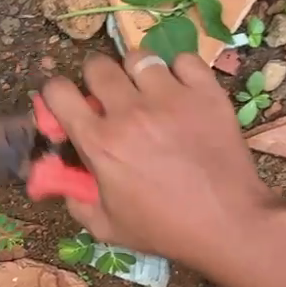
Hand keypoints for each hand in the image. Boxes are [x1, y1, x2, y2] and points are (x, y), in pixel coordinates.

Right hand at [42, 51, 285, 271]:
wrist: (229, 223)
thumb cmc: (163, 228)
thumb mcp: (105, 226)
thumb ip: (74, 199)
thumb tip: (59, 178)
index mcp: (99, 142)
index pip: (58, 91)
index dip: (56, 94)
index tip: (66, 104)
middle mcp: (129, 112)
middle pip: (97, 66)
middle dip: (95, 79)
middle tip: (108, 98)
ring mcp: (170, 99)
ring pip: (139, 58)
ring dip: (136, 73)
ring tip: (146, 91)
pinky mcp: (206, 94)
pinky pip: (184, 60)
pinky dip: (179, 71)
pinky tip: (180, 90)